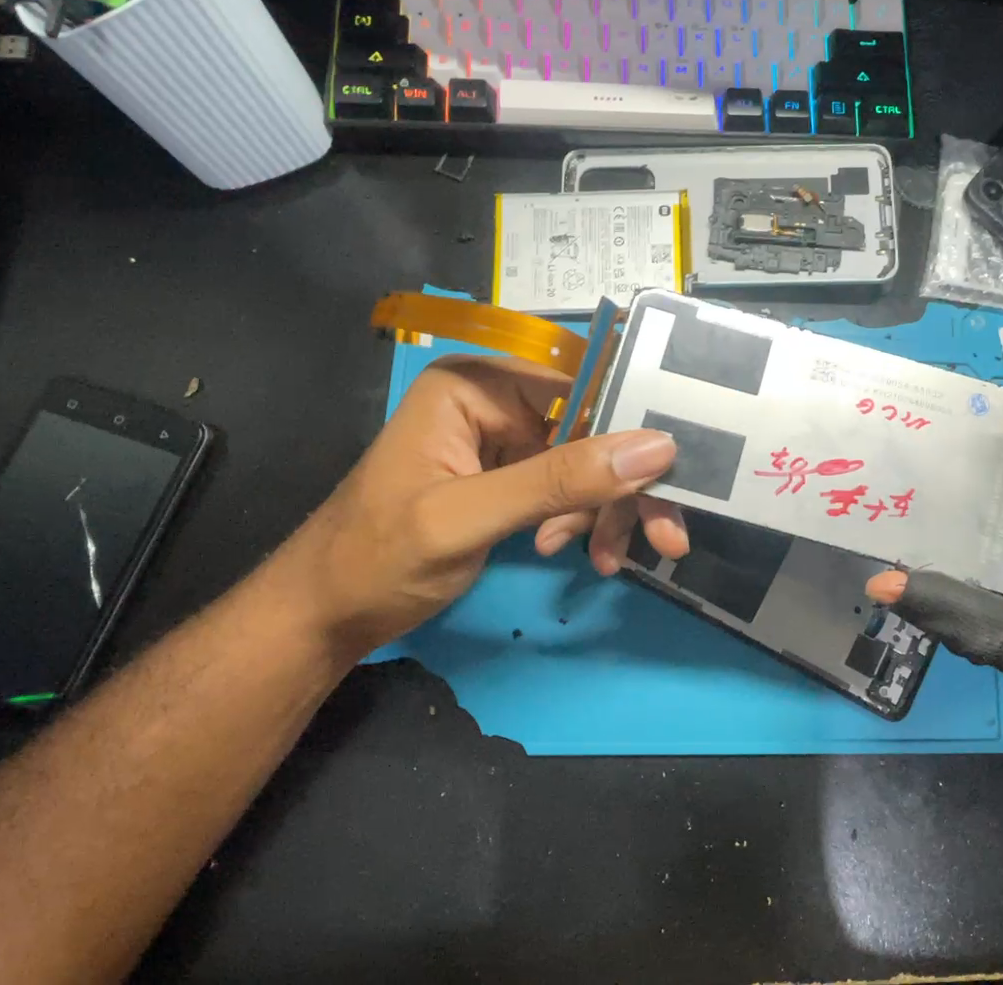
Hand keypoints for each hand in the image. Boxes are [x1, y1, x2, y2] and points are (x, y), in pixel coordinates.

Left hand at [277, 356, 686, 655]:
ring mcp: (507, 443)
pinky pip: (574, 491)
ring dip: (609, 512)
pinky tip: (580, 554)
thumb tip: (656, 447)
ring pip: (593, 464)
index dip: (633, 424)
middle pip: (595, 429)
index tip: (676, 472)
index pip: (580, 386)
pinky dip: (587, 523)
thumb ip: (557, 481)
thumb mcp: (465, 518)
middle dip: (627, 485)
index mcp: (475, 385)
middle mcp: (498, 402)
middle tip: (667, 536)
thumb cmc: (376, 559)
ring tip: (609, 560)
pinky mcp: (514, 481)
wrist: (326, 616)